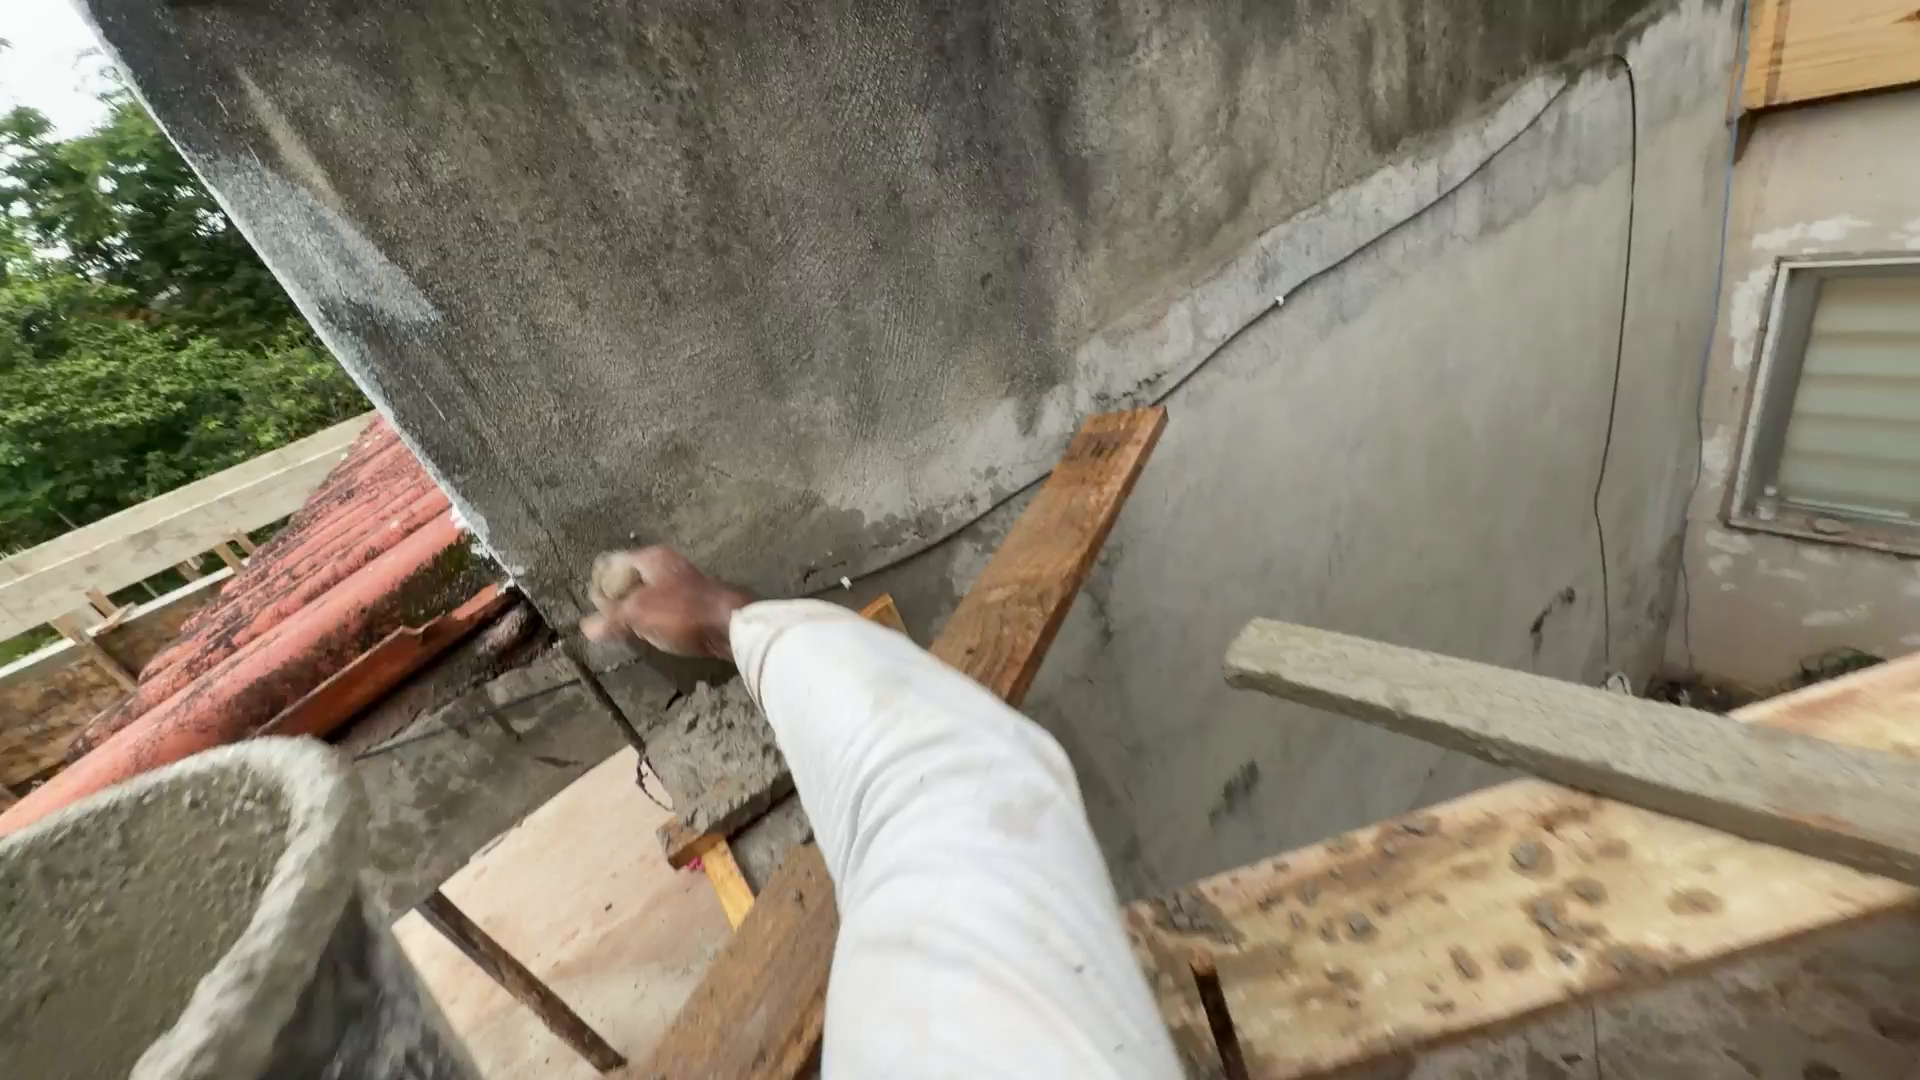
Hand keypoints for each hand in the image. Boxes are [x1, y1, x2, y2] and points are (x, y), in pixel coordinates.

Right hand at [580, 546, 752, 659]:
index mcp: (651, 558)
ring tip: (624, 631)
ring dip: (635, 612)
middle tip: (605, 622)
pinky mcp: (694, 603)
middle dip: (616, 600)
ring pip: (647, 595)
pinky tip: (650, 634)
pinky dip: (653, 619)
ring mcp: (682, 583)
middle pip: (630, 579)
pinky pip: (664, 609)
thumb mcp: (638, 613)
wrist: (731, 625)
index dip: (598, 584)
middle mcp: (667, 565)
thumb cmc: (682, 612)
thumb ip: (611, 618)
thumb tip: (586, 627)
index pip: (611, 563)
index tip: (593, 607)